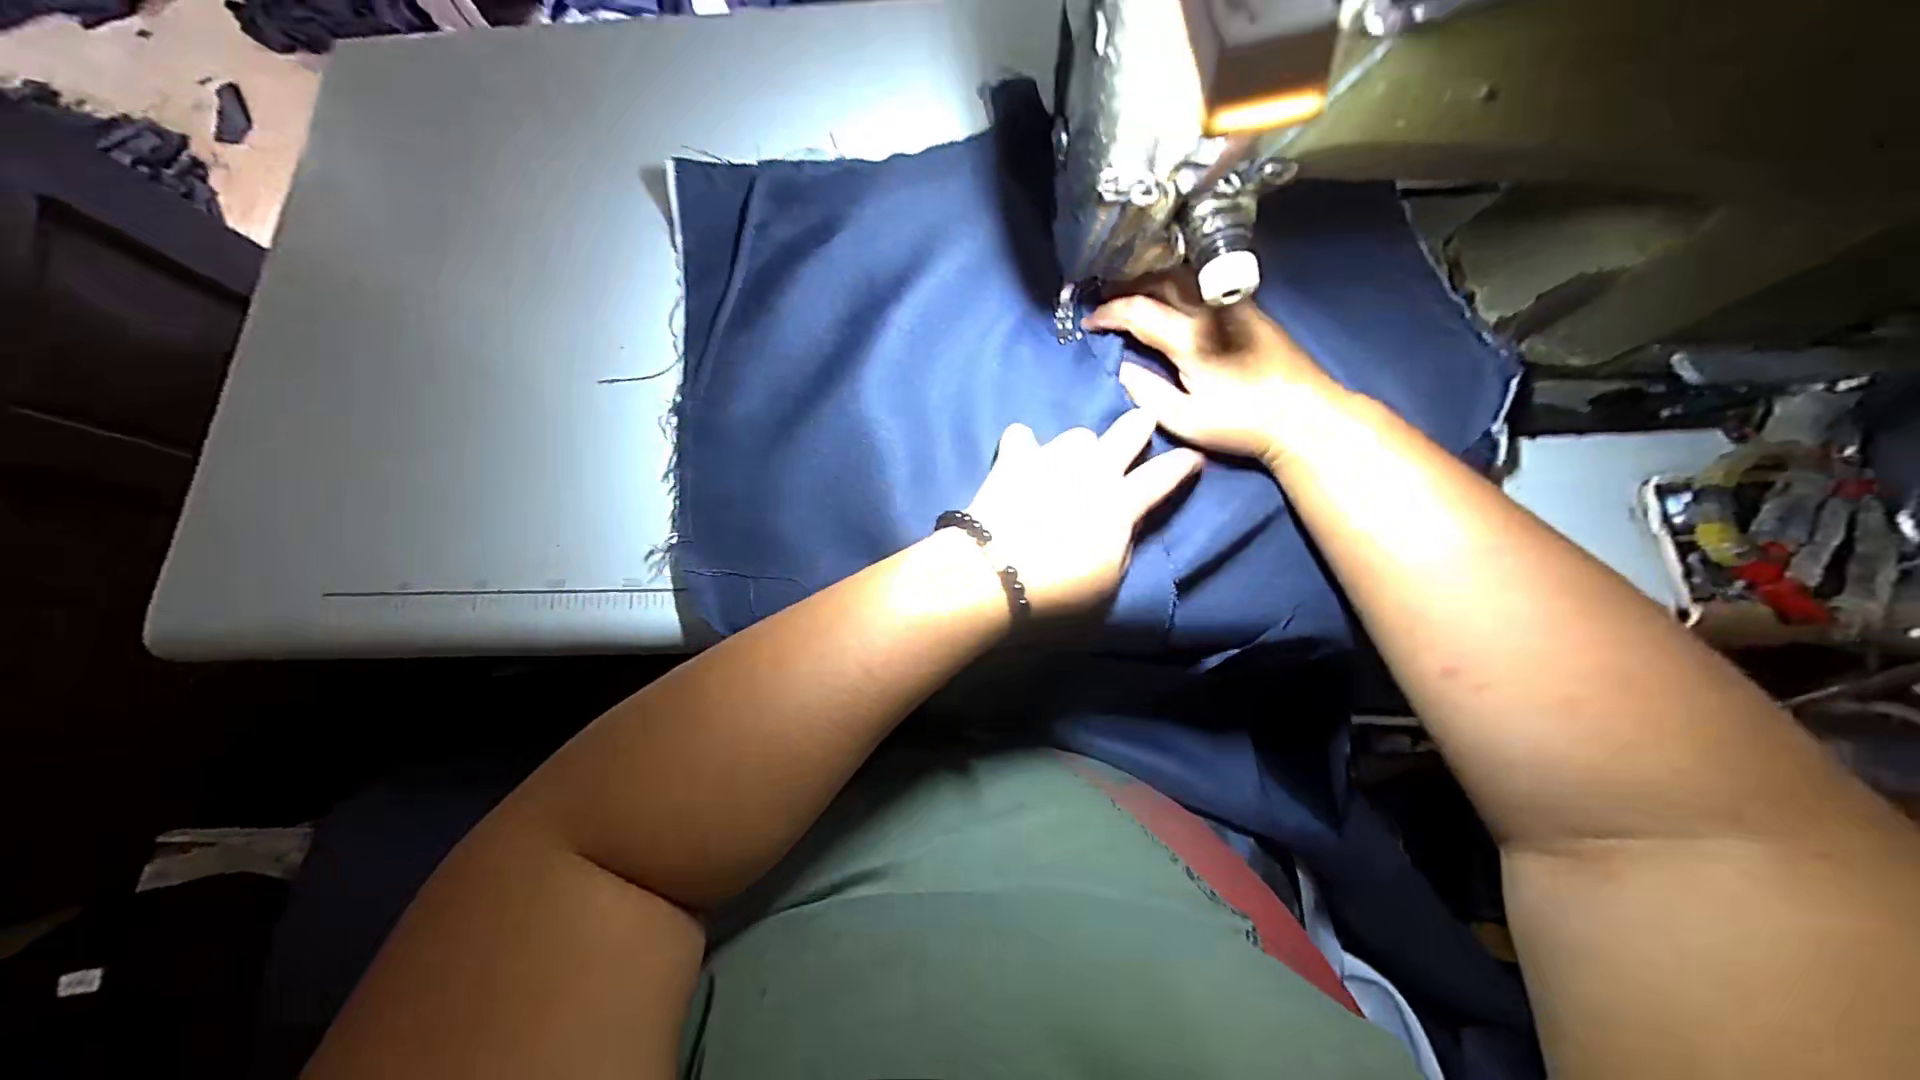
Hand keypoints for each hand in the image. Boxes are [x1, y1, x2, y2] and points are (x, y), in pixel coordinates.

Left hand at [960, 410, 1202, 616]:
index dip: (1183, 464)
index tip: (1194, 457)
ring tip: (1073, 460)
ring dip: (1081, 446)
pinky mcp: (1012, 460)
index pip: (1163, 476)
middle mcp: (1092, 471)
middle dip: (1140, 425)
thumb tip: (1121, 525)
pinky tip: (1021, 454)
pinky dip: (1023, 444)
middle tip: (1143, 423)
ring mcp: (1051, 459)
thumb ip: (1122, 545)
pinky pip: (1021, 436)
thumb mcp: (1108, 581)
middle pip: (1128, 431)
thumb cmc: (1058, 589)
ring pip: (1078, 435)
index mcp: (1121, 503)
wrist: (995, 573)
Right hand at [1083, 274, 1347, 468]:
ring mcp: (1232, 306)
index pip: (1139, 311)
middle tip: (1105, 298)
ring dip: (1153, 279)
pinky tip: (1170, 299)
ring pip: (1184, 276)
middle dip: (1128, 284)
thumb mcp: (1186, 420)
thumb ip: (1149, 393)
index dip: (1109, 312)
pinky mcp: (1249, 310)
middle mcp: (1210, 310)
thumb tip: (1125, 369)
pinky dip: (1177, 285)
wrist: (1304, 416)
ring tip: (1132, 293)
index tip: (1089, 320)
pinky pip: (1203, 285)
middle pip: (1161, 280)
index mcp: (1190, 337)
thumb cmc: (1242, 423)